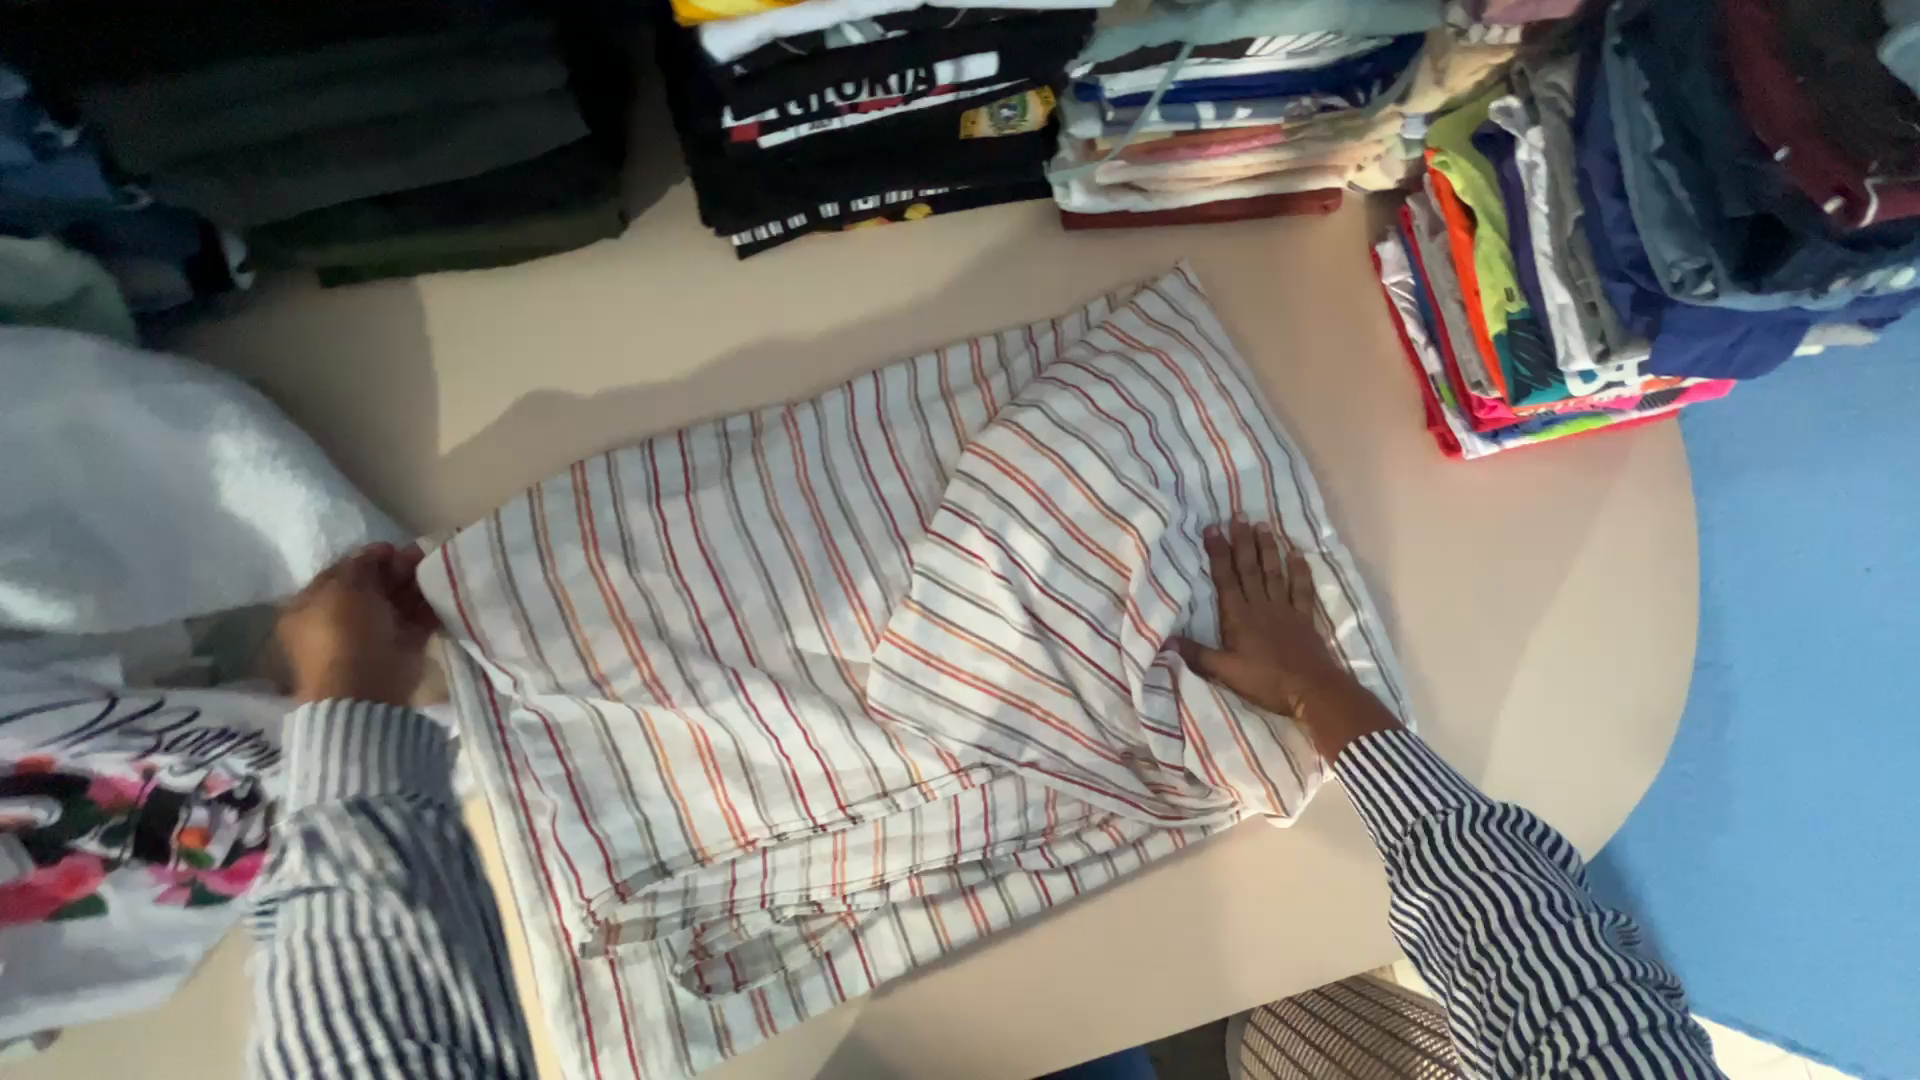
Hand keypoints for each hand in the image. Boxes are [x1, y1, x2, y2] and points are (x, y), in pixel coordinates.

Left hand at [276, 542, 440, 705]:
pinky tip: (442, 592)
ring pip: (397, 601)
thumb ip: (361, 564)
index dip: (367, 558)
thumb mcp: (344, 588)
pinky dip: (430, 605)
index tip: (392, 548)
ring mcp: (373, 633)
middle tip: (418, 556)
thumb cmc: (344, 631)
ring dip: (415, 584)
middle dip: (395, 569)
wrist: (367, 683)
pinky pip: (418, 619)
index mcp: (312, 606)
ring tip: (434, 570)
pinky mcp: (402, 645)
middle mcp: (340, 619)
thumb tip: (378, 550)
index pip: (341, 573)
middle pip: (372, 586)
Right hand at [1173, 519, 1398, 762]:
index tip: (1212, 528)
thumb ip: (1197, 654)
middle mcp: (1261, 606)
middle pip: (1250, 568)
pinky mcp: (1304, 618)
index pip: (1225, 578)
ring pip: (1274, 573)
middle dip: (1242, 541)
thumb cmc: (1266, 681)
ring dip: (1268, 548)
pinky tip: (1297, 554)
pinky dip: (1300, 571)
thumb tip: (1166, 640)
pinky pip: (1301, 589)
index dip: (1218, 553)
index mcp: (1239, 617)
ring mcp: (1285, 610)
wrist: (1312, 691)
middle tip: (1238, 516)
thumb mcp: (1225, 672)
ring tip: (1263, 525)